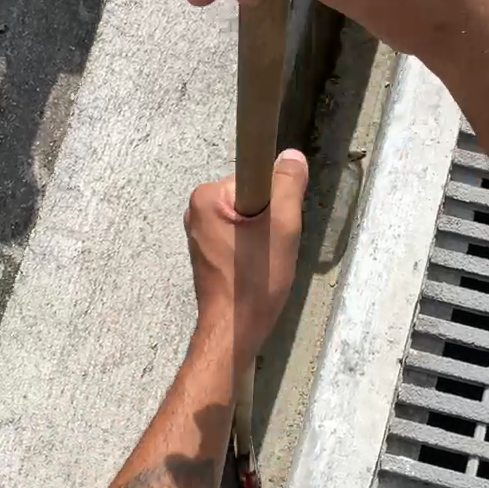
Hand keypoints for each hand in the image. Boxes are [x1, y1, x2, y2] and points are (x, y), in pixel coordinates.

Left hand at [186, 150, 308, 369]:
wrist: (235, 331)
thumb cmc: (255, 281)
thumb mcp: (282, 227)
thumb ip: (288, 185)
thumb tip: (292, 156)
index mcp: (205, 197)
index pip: (255, 179)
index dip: (275, 201)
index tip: (276, 228)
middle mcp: (196, 212)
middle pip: (251, 199)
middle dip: (270, 220)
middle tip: (274, 249)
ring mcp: (200, 236)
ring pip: (248, 222)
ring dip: (265, 238)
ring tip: (266, 263)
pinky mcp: (208, 255)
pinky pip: (240, 240)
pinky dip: (254, 251)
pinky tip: (257, 271)